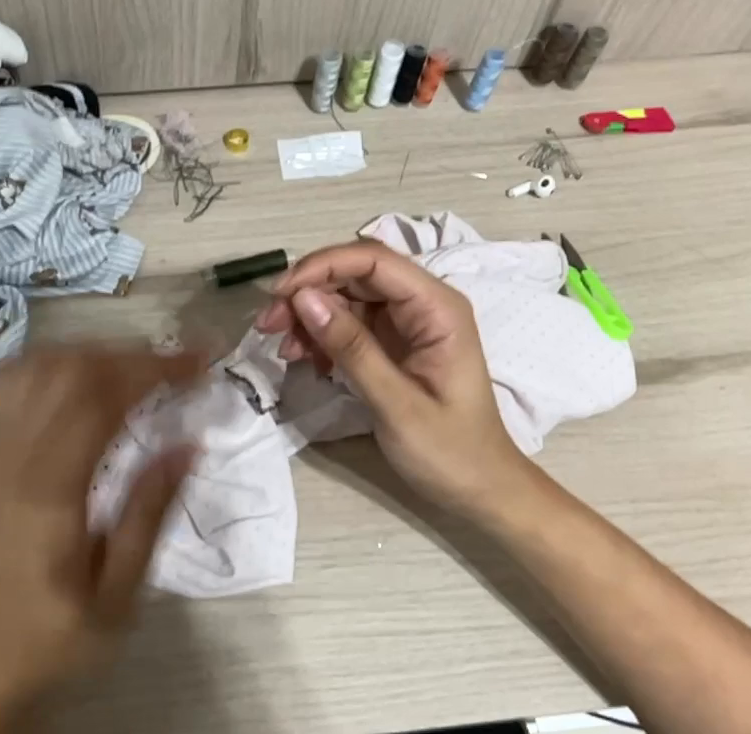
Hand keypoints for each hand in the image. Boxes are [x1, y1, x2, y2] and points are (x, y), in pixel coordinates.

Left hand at [0, 346, 202, 717]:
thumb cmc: (59, 628)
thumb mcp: (118, 591)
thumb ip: (149, 512)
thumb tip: (189, 444)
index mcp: (51, 489)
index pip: (100, 399)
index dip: (151, 369)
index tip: (198, 363)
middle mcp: (17, 454)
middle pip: (72, 370)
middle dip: (133, 356)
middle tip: (182, 368)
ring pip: (42, 365)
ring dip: (97, 354)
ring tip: (141, 371)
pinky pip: (17, 380)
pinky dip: (58, 361)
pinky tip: (87, 376)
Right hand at [253, 240, 532, 512]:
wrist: (481, 490)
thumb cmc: (450, 452)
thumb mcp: (397, 405)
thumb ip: (352, 348)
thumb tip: (303, 299)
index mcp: (437, 307)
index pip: (374, 260)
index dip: (323, 266)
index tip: (280, 292)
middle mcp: (422, 304)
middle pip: (354, 274)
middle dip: (307, 292)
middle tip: (268, 324)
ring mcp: (406, 322)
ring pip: (346, 297)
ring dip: (309, 315)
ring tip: (283, 347)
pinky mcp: (392, 342)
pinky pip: (348, 323)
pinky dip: (320, 335)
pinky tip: (305, 359)